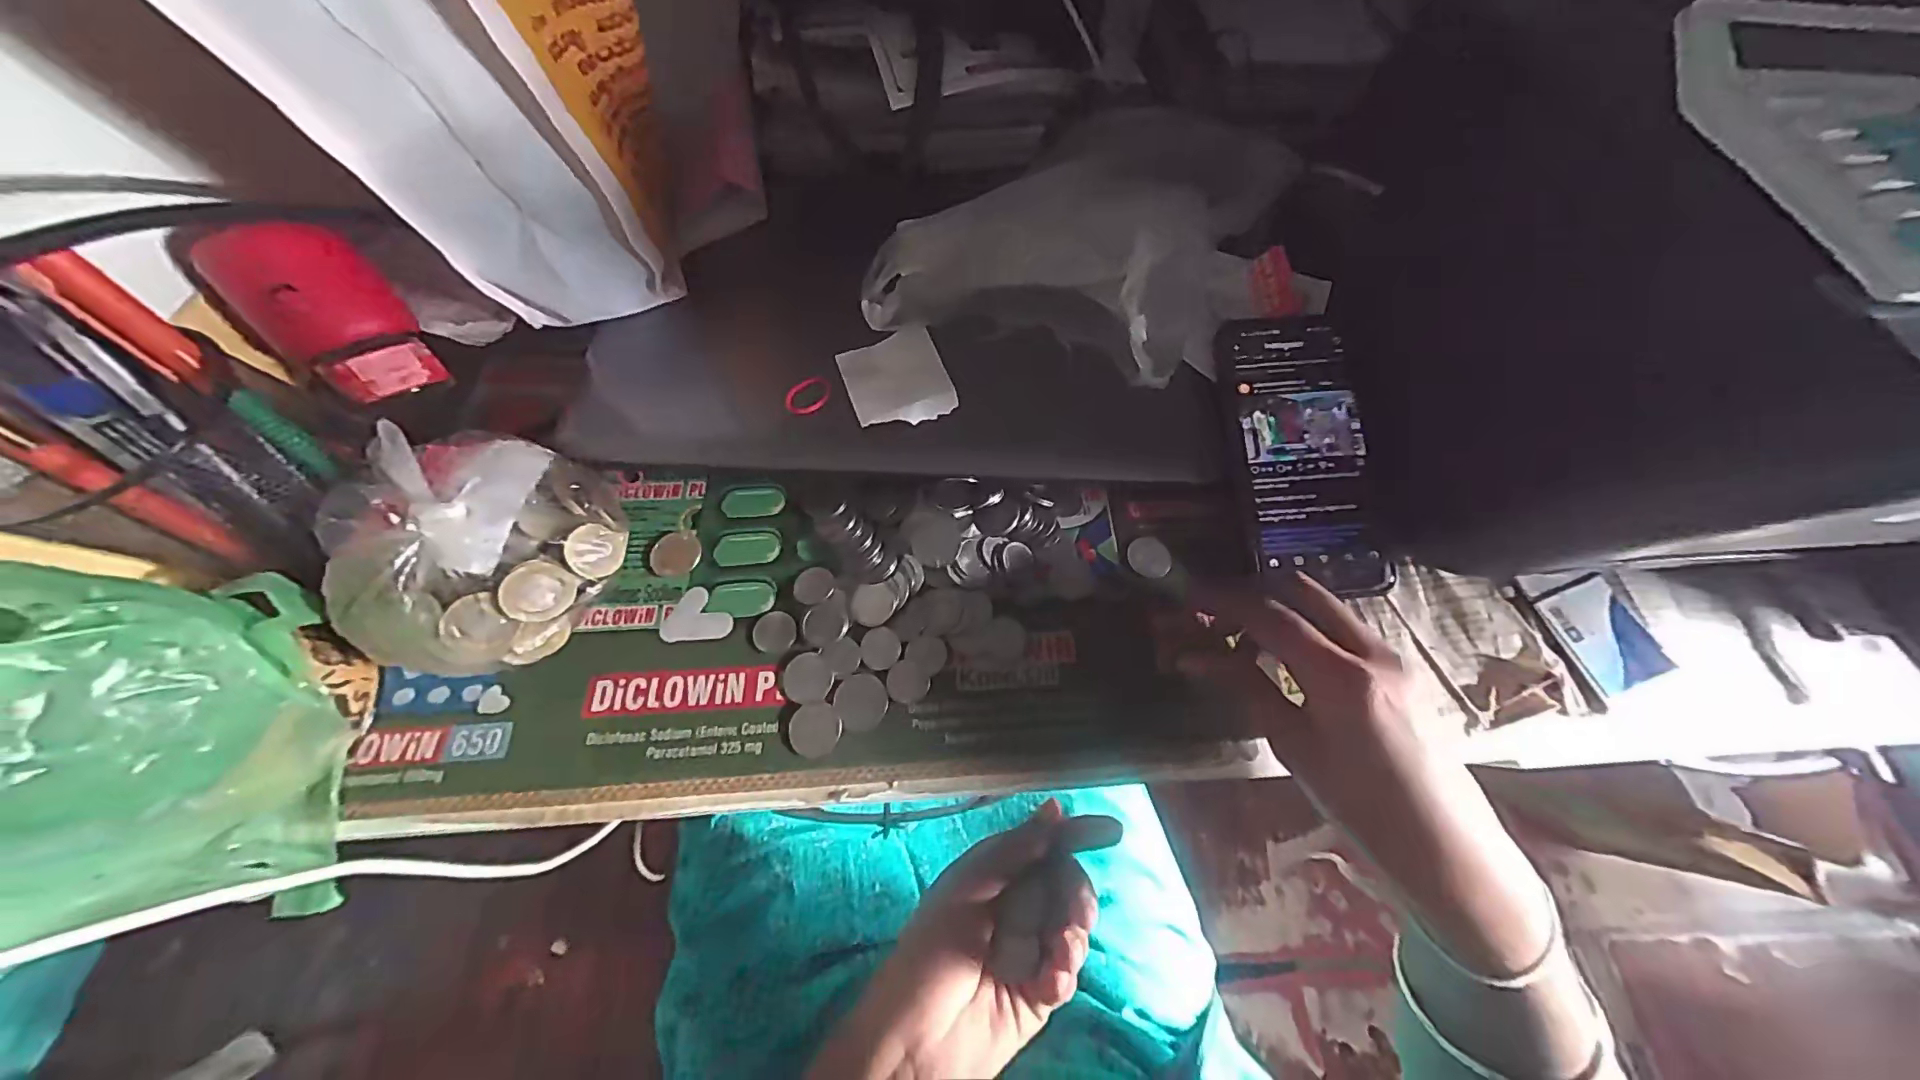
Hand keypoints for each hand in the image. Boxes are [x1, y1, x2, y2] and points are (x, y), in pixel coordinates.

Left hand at [806, 801, 1116, 1079]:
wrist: (913, 1044)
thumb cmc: (928, 954)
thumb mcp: (967, 890)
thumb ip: (1014, 851)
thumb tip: (1055, 809)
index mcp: (994, 875)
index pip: (1042, 846)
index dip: (1074, 835)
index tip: (1110, 832)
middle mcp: (1014, 907)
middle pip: (1066, 885)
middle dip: (1077, 894)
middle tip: (1075, 915)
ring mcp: (1028, 950)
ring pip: (1073, 926)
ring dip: (1074, 934)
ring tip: (1060, 952)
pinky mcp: (1039, 992)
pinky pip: (1067, 972)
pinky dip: (1065, 972)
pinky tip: (1051, 980)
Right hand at [1178, 572, 1555, 979]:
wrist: (1446, 845)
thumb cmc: (1360, 807)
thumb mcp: (1293, 746)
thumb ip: (1247, 687)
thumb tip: (1193, 656)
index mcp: (1342, 677)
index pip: (1271, 615)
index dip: (1223, 600)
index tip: (1187, 594)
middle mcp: (1372, 651)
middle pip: (1300, 590)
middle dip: (1250, 591)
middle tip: (1211, 612)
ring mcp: (1391, 654)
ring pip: (1323, 604)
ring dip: (1276, 607)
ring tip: (1238, 638)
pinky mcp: (1398, 666)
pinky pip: (1340, 626)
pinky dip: (1303, 625)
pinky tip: (1279, 655)